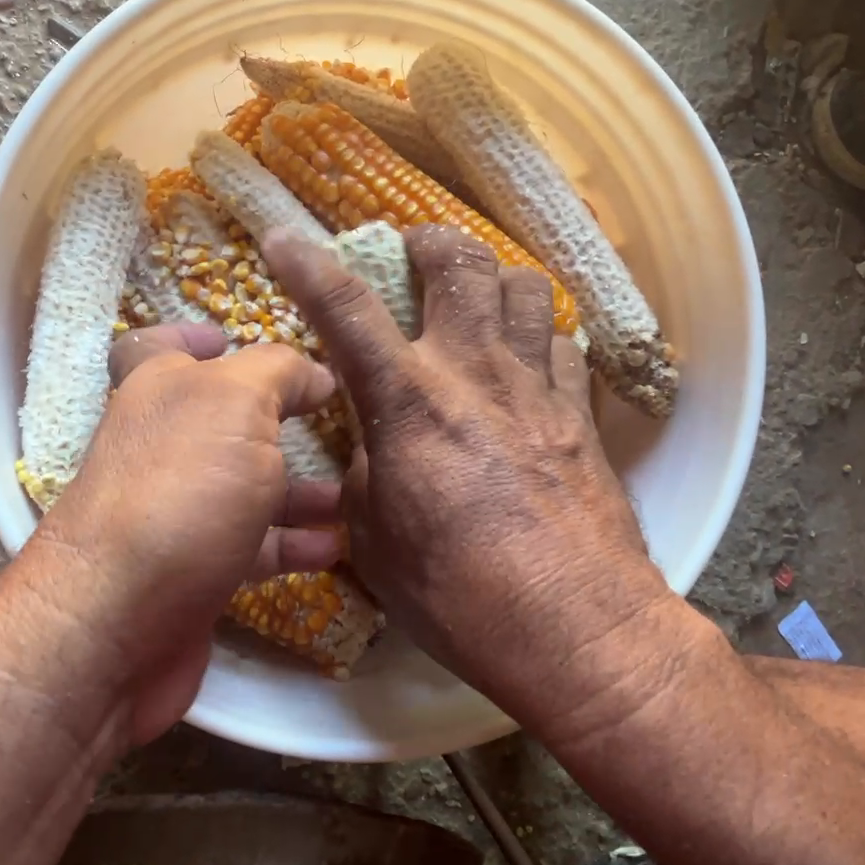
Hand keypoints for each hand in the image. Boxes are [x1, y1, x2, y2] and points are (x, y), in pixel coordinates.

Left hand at [29, 323, 338, 742]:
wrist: (118, 626)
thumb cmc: (179, 490)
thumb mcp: (236, 406)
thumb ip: (278, 373)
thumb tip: (315, 374)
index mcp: (156, 391)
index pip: (153, 346)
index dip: (189, 336)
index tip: (233, 340)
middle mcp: (160, 447)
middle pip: (219, 422)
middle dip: (277, 421)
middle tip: (337, 424)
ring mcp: (175, 514)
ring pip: (244, 489)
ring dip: (299, 489)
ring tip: (357, 492)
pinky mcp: (194, 573)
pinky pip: (252, 548)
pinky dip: (292, 544)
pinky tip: (337, 546)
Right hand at [263, 226, 692, 724]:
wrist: (572, 626)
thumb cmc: (454, 590)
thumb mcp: (373, 535)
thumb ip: (366, 470)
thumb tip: (375, 444)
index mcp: (408, 400)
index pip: (345, 309)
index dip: (307, 264)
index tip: (283, 238)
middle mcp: (473, 372)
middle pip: (459, 263)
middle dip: (430, 243)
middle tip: (414, 255)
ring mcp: (536, 387)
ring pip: (525, 287)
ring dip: (493, 283)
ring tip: (476, 305)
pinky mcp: (581, 414)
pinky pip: (564, 345)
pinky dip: (538, 339)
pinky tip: (527, 366)